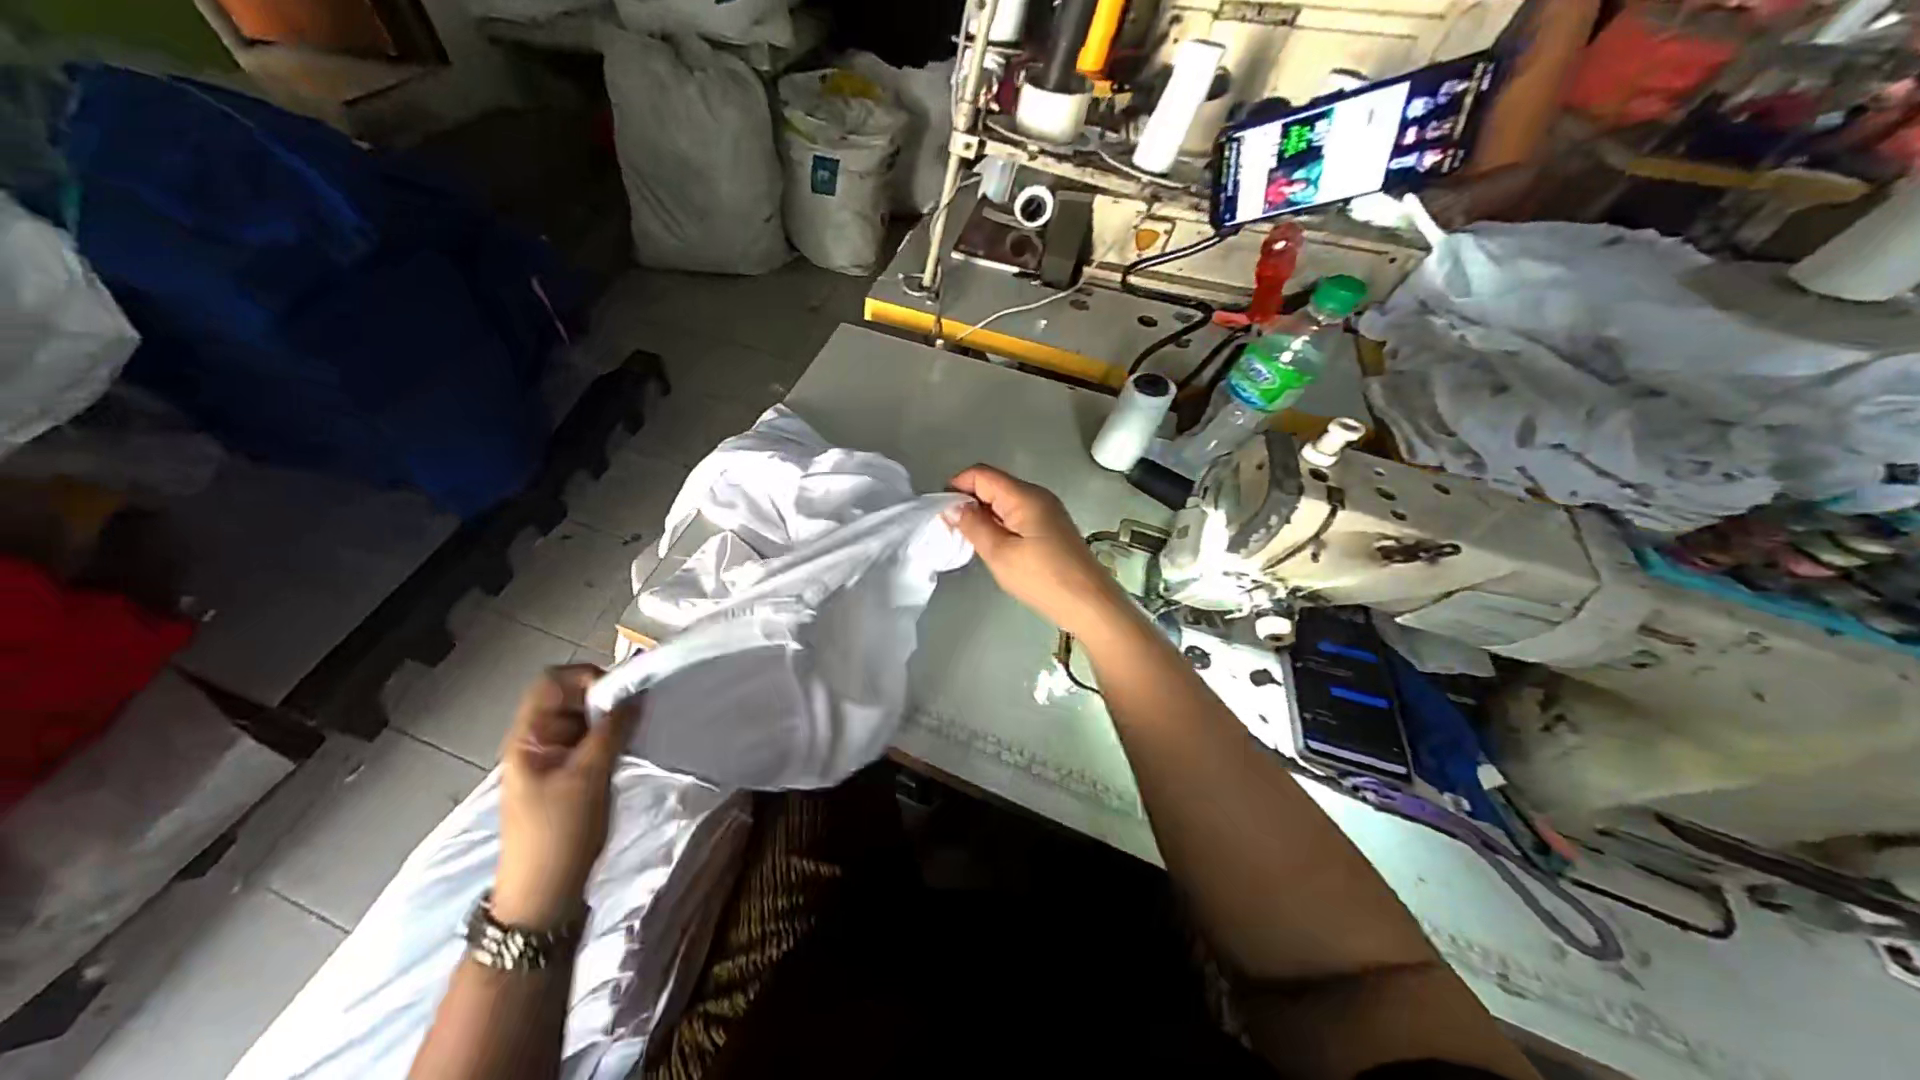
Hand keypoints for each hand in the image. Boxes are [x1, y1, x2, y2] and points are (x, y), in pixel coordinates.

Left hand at [492, 666, 638, 929]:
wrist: (544, 898)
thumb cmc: (559, 836)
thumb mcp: (588, 778)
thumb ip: (611, 730)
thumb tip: (636, 693)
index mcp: (528, 738)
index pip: (552, 682)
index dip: (586, 677)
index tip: (623, 692)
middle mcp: (538, 742)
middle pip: (571, 698)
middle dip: (606, 698)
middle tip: (638, 711)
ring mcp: (554, 760)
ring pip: (586, 721)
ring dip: (612, 719)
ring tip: (638, 729)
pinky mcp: (571, 777)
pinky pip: (593, 742)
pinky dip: (613, 738)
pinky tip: (631, 747)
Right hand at [947, 465, 1134, 638]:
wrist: (1090, 603)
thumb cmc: (1043, 578)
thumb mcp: (1000, 554)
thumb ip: (974, 525)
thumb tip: (953, 506)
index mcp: (1024, 495)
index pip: (981, 474)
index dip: (956, 486)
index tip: (940, 512)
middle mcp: (1036, 495)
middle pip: (993, 484)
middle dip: (968, 500)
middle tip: (951, 530)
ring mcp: (1046, 510)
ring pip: (1003, 500)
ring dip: (983, 514)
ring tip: (969, 540)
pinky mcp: (1050, 527)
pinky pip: (1016, 514)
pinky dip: (998, 523)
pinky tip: (992, 545)